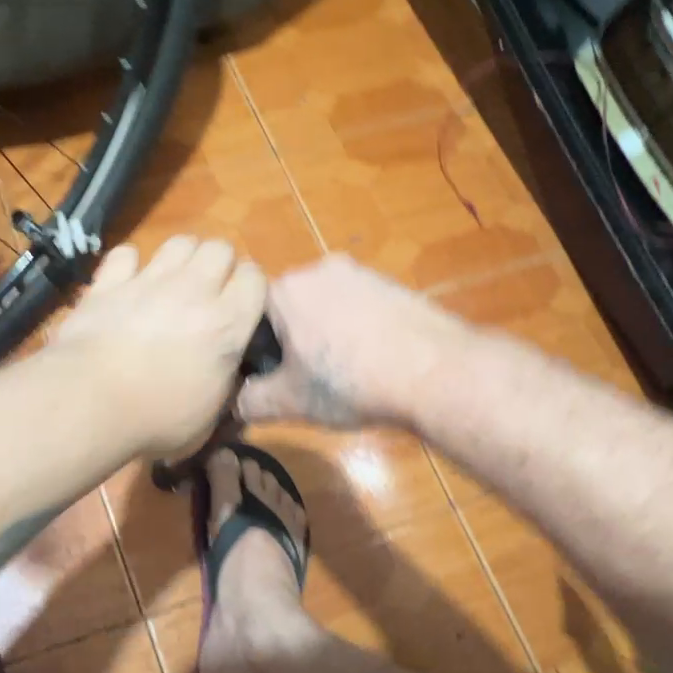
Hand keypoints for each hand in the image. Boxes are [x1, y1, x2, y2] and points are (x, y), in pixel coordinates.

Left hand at [52, 237, 266, 455]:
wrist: (91, 403)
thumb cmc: (156, 421)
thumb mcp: (207, 418)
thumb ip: (221, 387)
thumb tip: (223, 379)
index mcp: (226, 325)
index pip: (255, 278)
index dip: (249, 288)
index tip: (238, 307)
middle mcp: (193, 292)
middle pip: (219, 248)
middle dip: (217, 264)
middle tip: (206, 292)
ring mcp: (148, 282)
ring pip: (179, 242)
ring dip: (180, 257)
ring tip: (171, 282)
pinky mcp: (108, 283)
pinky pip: (125, 253)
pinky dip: (128, 264)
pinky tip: (125, 281)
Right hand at [237, 254, 465, 427]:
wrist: (436, 372)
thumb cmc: (350, 382)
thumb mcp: (289, 401)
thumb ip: (251, 400)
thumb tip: (236, 404)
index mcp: (286, 289)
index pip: (249, 312)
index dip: (255, 348)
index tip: (269, 376)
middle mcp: (320, 268)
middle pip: (290, 307)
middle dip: (292, 340)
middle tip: (305, 379)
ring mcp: (362, 273)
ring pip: (326, 307)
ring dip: (325, 336)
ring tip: (342, 375)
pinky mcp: (394, 285)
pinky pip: (359, 308)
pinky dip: (357, 332)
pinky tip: (371, 364)